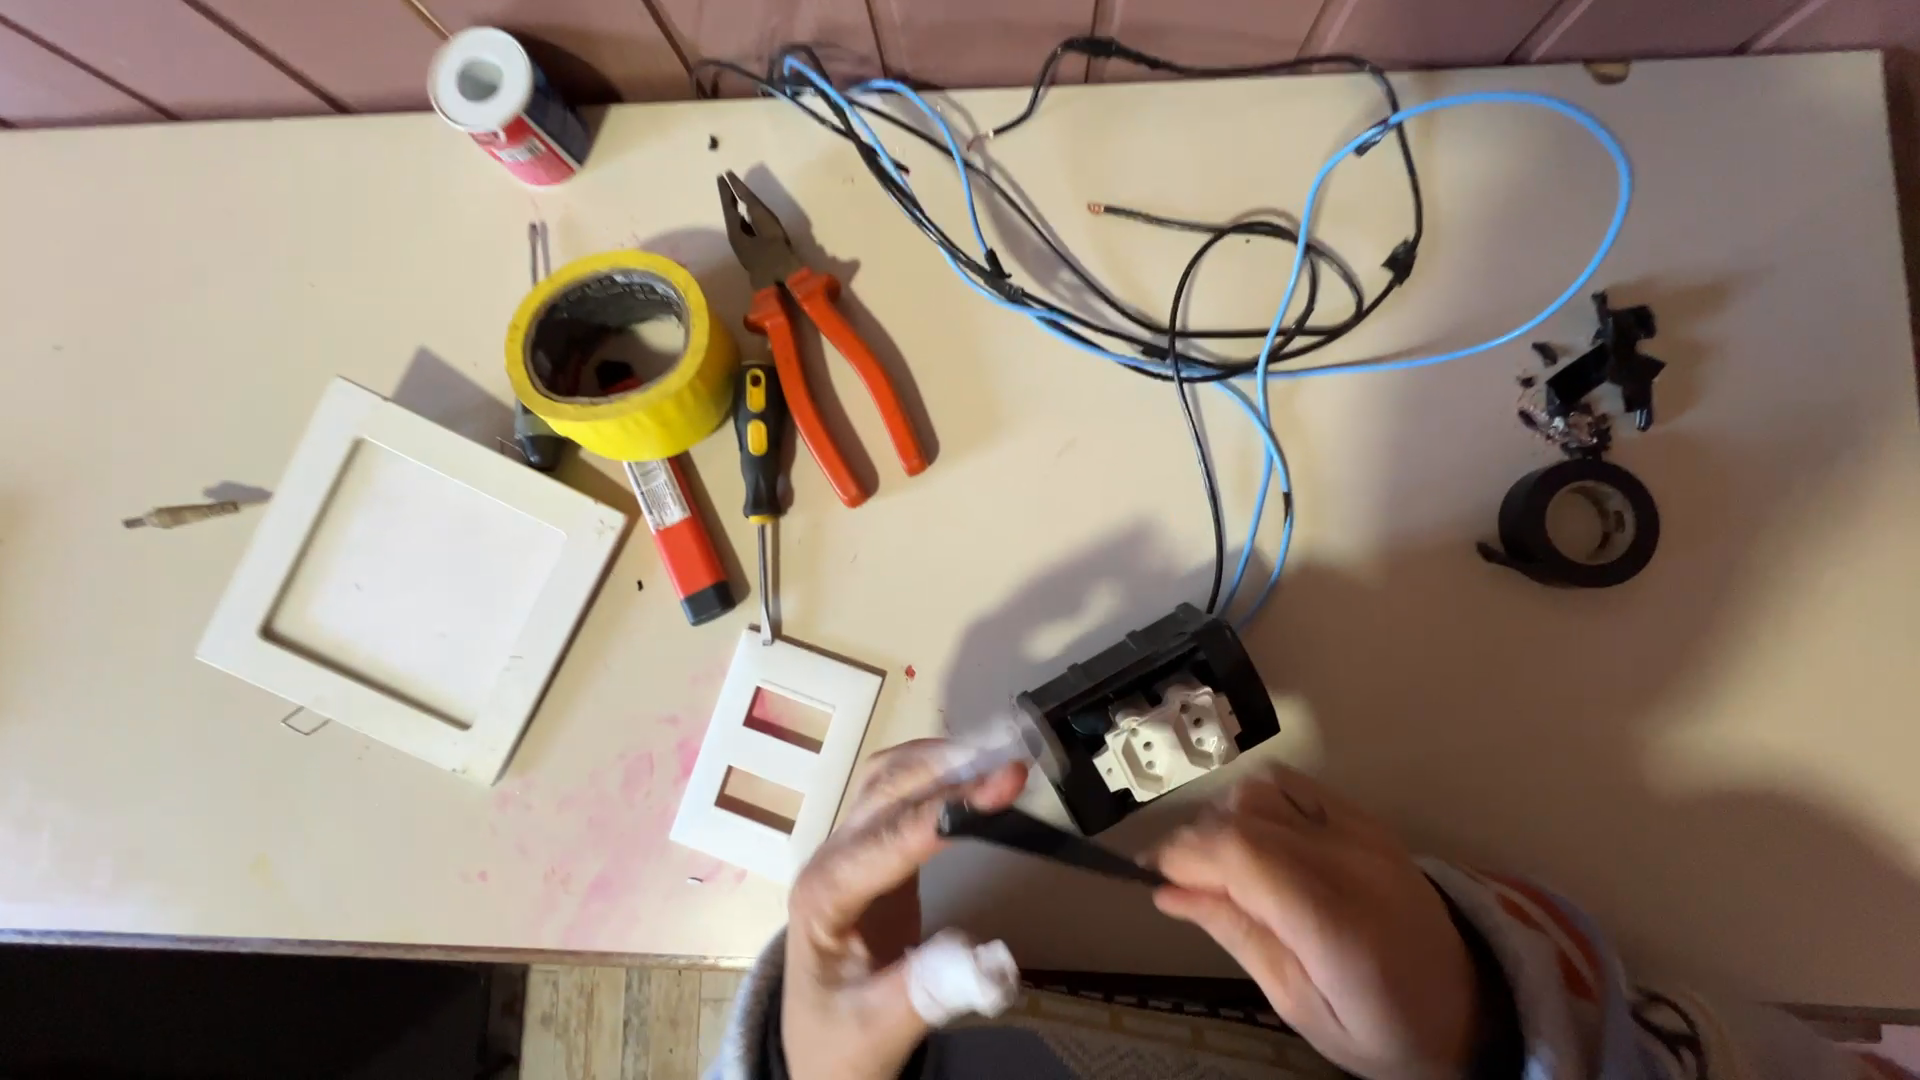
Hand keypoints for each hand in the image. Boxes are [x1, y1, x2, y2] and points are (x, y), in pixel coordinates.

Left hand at [782, 739, 1026, 1079]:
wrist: (817, 1042)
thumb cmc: (840, 1039)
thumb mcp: (878, 1030)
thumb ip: (927, 992)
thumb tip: (987, 960)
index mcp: (824, 895)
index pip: (890, 838)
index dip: (947, 808)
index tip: (1000, 784)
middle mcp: (832, 856)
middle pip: (886, 788)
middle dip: (950, 769)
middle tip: (1013, 762)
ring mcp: (850, 846)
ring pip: (890, 776)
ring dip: (943, 759)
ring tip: (999, 752)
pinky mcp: (874, 847)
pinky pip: (903, 794)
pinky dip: (940, 773)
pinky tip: (975, 771)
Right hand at [1149, 764, 1480, 1079]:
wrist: (1468, 1003)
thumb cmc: (1379, 1023)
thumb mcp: (1298, 1004)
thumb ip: (1234, 935)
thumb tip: (1166, 891)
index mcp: (1334, 923)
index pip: (1241, 855)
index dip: (1183, 853)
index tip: (1150, 874)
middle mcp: (1347, 860)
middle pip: (1242, 816)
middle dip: (1193, 841)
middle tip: (1182, 879)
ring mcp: (1359, 830)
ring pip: (1260, 790)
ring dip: (1224, 819)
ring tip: (1224, 862)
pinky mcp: (1363, 816)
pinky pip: (1290, 781)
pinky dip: (1256, 800)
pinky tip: (1257, 836)